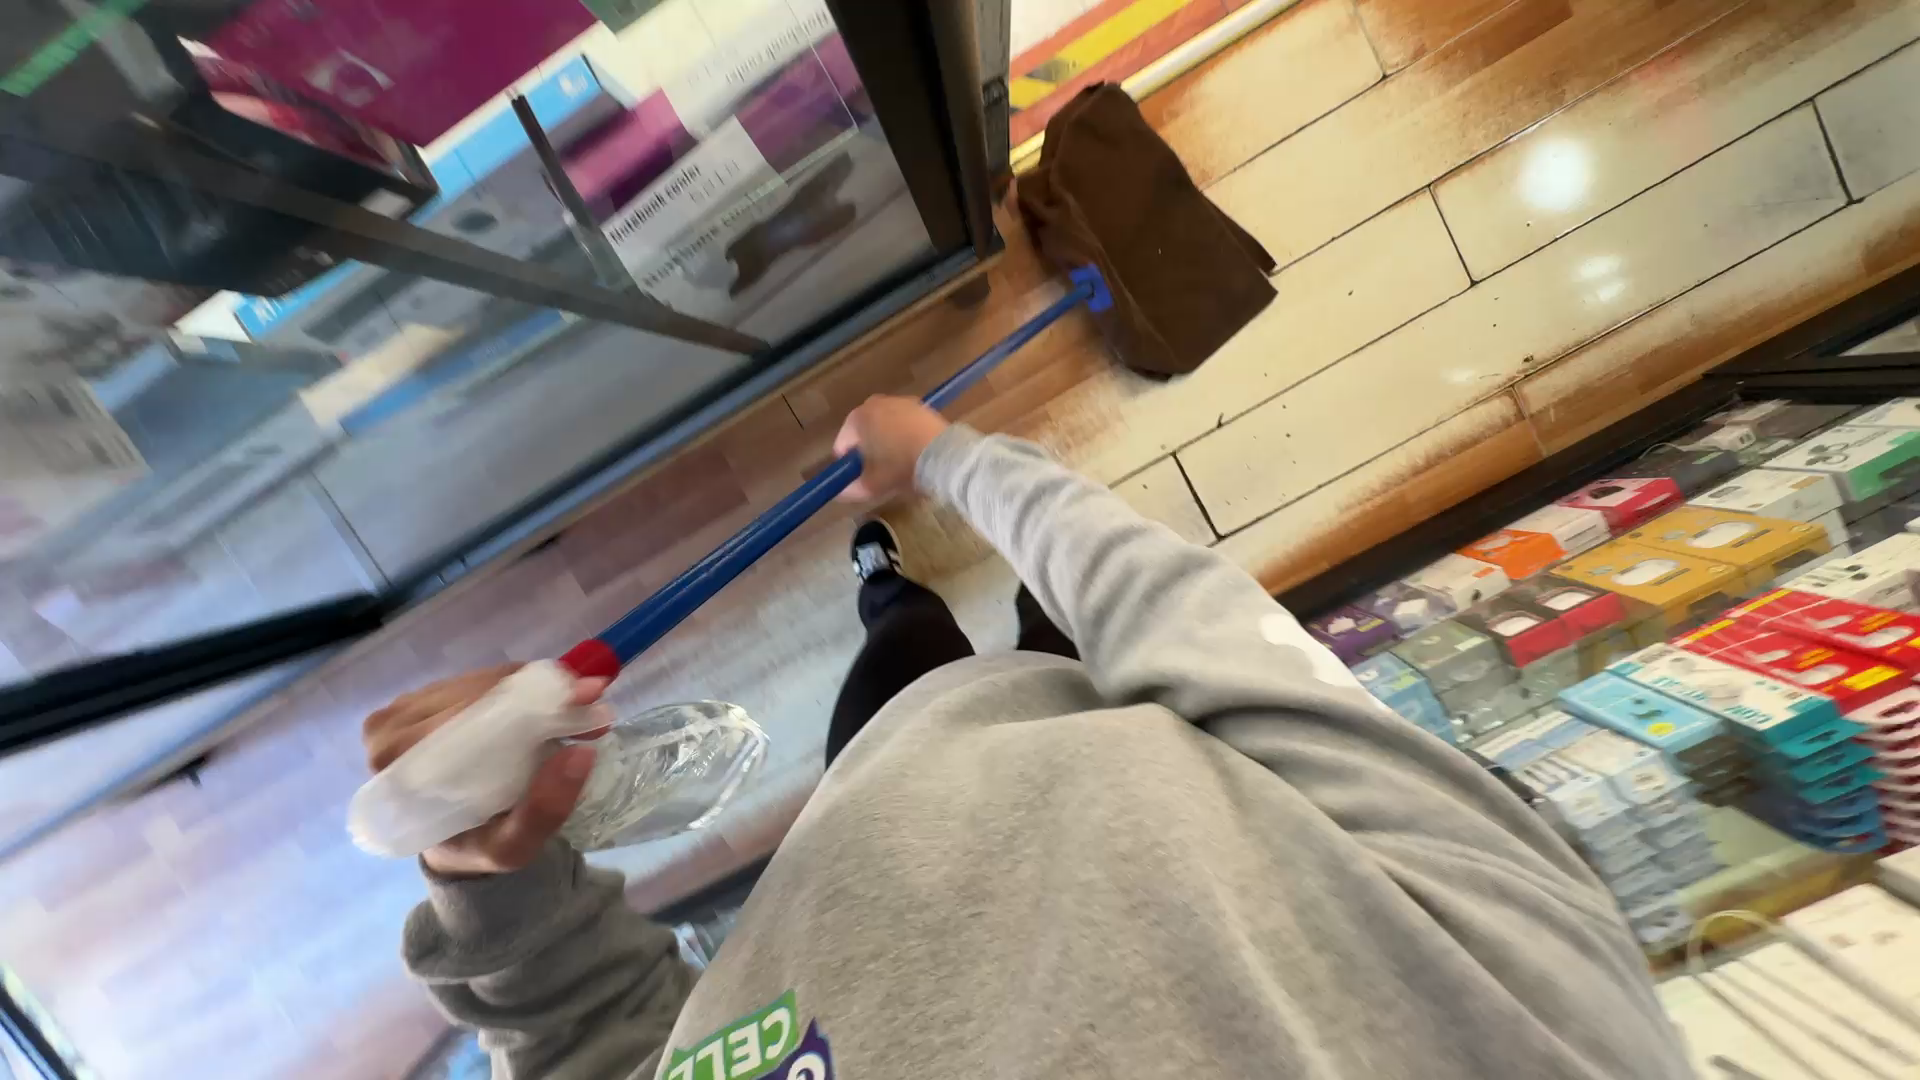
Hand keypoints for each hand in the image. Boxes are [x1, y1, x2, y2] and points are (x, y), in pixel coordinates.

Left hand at [362, 663, 610, 877]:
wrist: (459, 844)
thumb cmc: (482, 844)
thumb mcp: (514, 847)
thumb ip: (545, 810)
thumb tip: (582, 754)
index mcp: (399, 772)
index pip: (469, 716)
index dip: (530, 703)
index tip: (585, 699)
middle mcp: (388, 736)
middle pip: (477, 692)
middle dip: (541, 691)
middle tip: (591, 697)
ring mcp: (402, 713)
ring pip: (482, 679)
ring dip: (534, 684)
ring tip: (576, 700)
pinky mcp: (421, 700)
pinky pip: (479, 678)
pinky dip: (520, 682)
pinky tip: (546, 698)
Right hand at [833, 394, 949, 501]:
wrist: (943, 455)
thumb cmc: (901, 466)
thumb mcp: (874, 483)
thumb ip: (853, 489)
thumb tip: (841, 493)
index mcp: (859, 417)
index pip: (843, 442)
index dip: (846, 462)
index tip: (854, 477)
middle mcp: (878, 403)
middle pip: (864, 431)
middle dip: (866, 450)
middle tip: (874, 472)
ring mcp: (902, 402)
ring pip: (886, 426)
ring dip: (886, 442)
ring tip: (896, 464)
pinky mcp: (923, 408)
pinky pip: (905, 424)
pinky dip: (905, 436)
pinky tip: (913, 453)